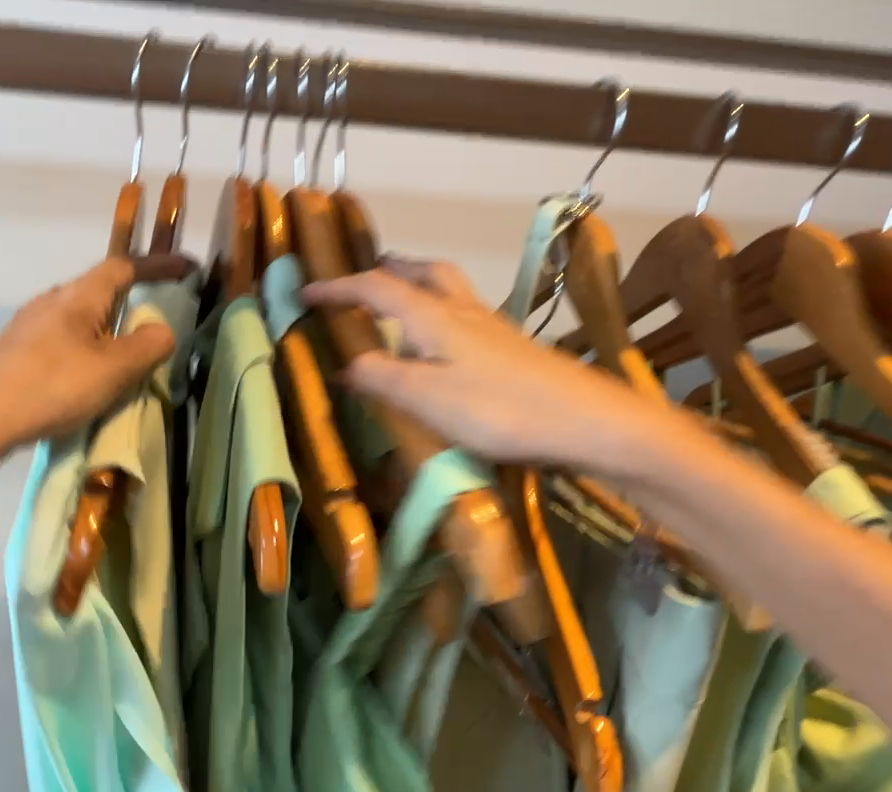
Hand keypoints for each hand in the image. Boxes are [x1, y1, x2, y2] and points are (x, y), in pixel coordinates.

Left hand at [0, 257, 178, 459]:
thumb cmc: (52, 386)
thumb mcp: (113, 369)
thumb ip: (147, 346)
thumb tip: (164, 330)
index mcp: (80, 296)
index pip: (125, 266)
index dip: (158, 265)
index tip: (187, 268)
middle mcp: (52, 300)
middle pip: (99, 289)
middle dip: (131, 299)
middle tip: (156, 321)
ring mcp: (29, 326)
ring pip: (79, 318)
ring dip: (106, 329)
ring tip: (123, 355)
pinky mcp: (16, 352)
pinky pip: (62, 341)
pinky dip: (85, 349)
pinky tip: (84, 376)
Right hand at [304, 258, 666, 470]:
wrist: (586, 421)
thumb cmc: (500, 410)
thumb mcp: (426, 398)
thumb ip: (381, 378)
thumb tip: (342, 365)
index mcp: (434, 317)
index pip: (376, 288)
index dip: (338, 288)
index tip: (305, 293)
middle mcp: (463, 310)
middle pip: (422, 272)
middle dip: (386, 270)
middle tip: (360, 280)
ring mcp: (492, 327)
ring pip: (448, 287)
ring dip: (416, 282)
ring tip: (398, 299)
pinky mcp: (512, 348)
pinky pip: (465, 312)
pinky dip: (441, 309)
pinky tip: (444, 339)